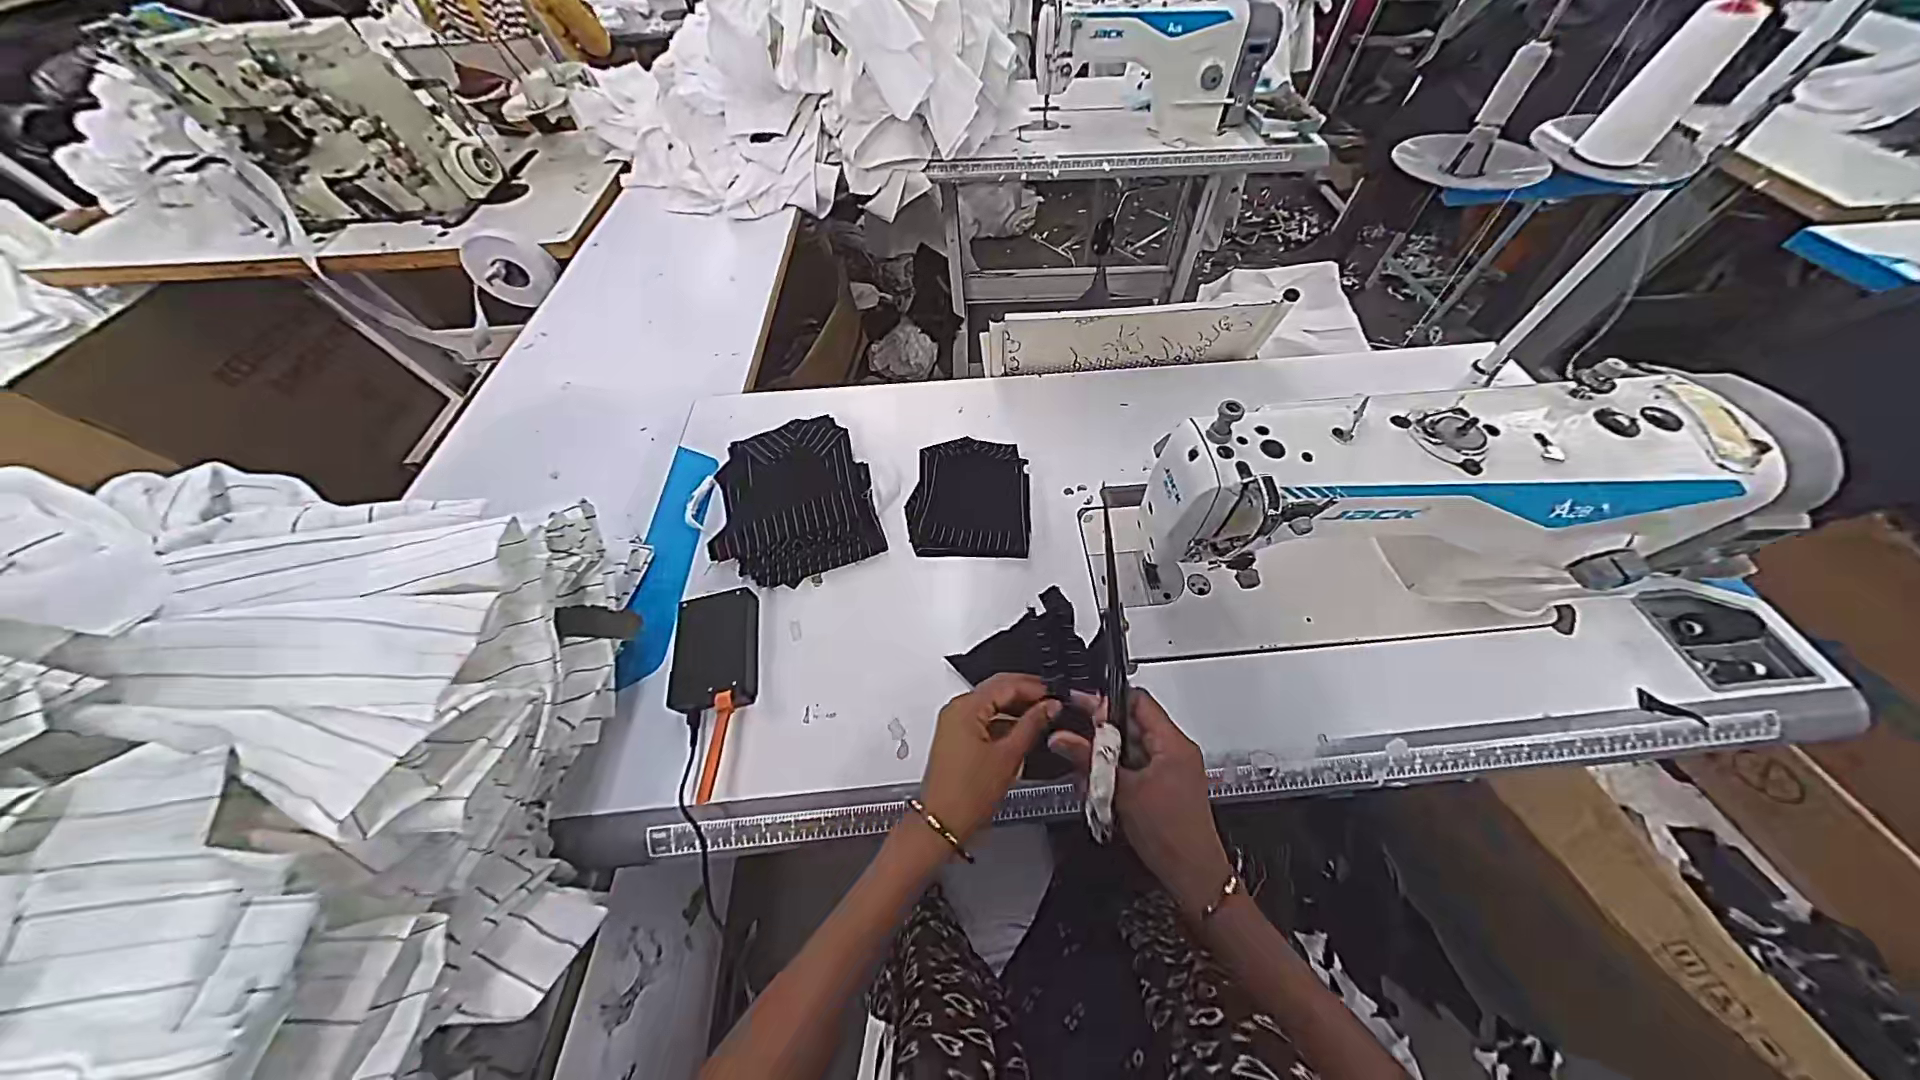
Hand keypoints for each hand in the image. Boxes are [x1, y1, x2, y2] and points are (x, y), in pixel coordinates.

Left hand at [918, 673, 1060, 844]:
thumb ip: (1032, 725)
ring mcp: (954, 723)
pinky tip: (1021, 732)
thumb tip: (1048, 707)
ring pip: (990, 704)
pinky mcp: (956, 738)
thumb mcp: (1009, 756)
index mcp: (966, 708)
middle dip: (1025, 694)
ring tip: (1041, 717)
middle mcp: (956, 710)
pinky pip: (983, 719)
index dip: (1034, 686)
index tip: (1054, 694)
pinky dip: (1003, 722)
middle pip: (996, 690)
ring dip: (1015, 708)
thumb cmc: (966, 795)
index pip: (1006, 683)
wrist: (943, 823)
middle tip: (1051, 702)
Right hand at [1052, 690, 1233, 919]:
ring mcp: (1171, 768)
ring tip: (1089, 773)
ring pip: (1130, 747)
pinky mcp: (1164, 785)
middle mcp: (1175, 751)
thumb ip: (1089, 759)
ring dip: (1106, 757)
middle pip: (1131, 724)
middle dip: (1102, 735)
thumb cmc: (1172, 836)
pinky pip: (1135, 766)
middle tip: (1077, 741)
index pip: (1138, 700)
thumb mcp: (1121, 791)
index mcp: (1173, 743)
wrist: (1193, 875)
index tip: (1084, 707)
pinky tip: (1102, 789)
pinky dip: (1116, 773)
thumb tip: (1063, 739)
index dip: (1108, 701)